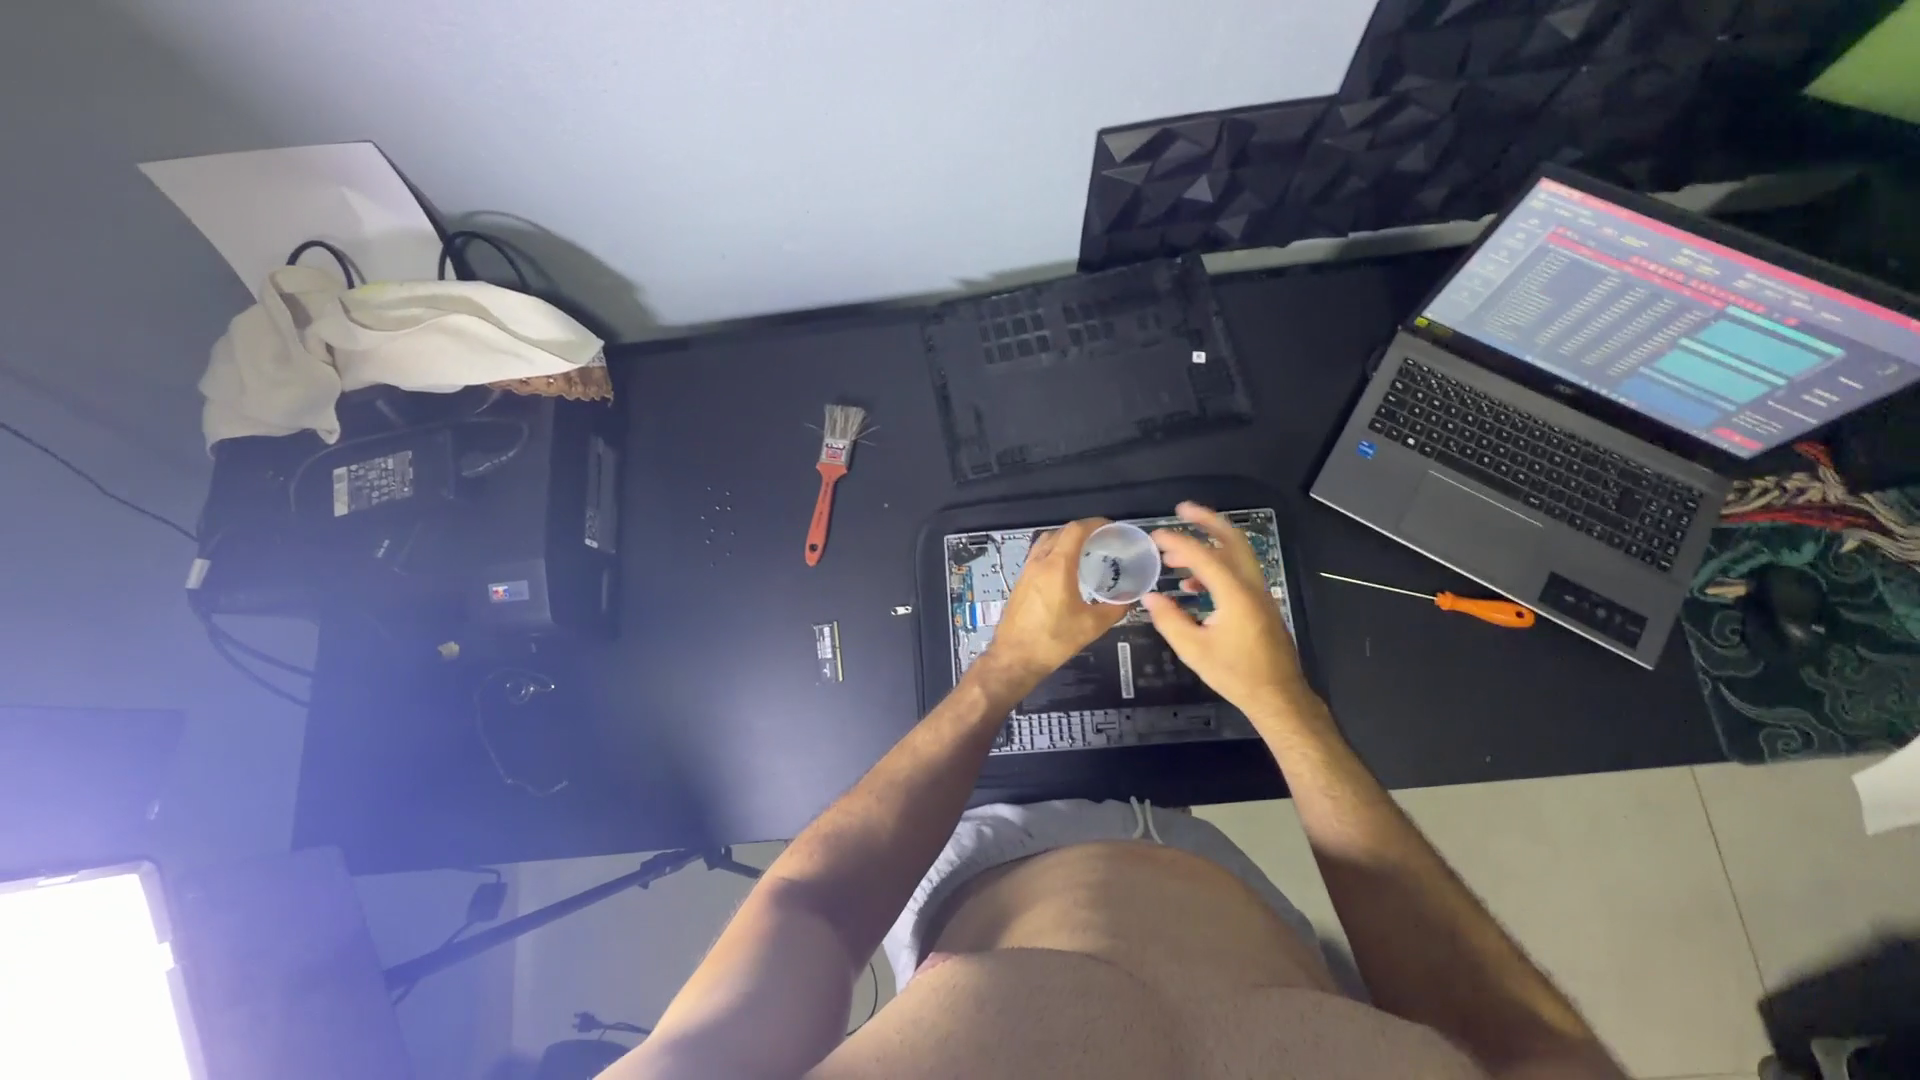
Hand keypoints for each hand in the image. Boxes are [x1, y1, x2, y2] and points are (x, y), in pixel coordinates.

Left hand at [981, 517, 1127, 688]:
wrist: (1015, 658)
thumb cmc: (1053, 640)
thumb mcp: (1092, 626)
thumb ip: (1115, 608)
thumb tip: (1129, 599)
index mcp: (1057, 566)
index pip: (1075, 530)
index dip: (1095, 523)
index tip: (1111, 528)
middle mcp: (1039, 562)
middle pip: (1060, 532)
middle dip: (1082, 531)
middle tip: (1102, 541)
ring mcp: (1026, 571)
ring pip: (1046, 542)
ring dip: (1065, 541)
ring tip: (1085, 553)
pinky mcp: (1019, 582)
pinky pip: (1038, 556)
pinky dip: (1053, 553)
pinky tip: (1065, 571)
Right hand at [1141, 502, 1309, 714]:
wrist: (1278, 696)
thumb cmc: (1235, 675)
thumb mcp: (1194, 650)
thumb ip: (1169, 620)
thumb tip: (1150, 597)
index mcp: (1235, 594)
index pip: (1204, 556)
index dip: (1178, 542)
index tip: (1155, 535)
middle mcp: (1252, 587)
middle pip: (1233, 540)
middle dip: (1207, 520)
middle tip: (1182, 510)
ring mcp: (1261, 595)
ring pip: (1238, 555)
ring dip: (1210, 545)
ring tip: (1177, 554)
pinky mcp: (1262, 605)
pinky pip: (1240, 573)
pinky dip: (1218, 566)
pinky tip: (1194, 585)